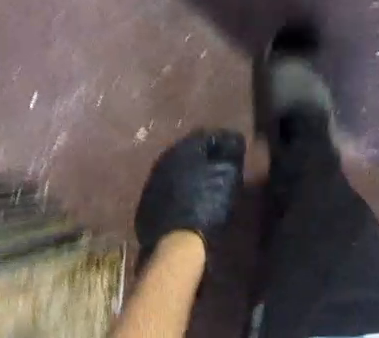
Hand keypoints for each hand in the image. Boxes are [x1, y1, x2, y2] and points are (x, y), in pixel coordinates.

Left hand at [133, 129, 245, 253]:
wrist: (178, 243)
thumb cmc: (208, 203)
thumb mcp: (229, 175)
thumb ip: (231, 153)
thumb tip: (233, 140)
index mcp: (184, 148)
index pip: (205, 136)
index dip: (220, 142)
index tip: (232, 151)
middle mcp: (164, 159)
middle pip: (187, 152)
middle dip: (202, 157)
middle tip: (217, 167)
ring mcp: (151, 183)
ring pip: (174, 170)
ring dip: (187, 174)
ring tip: (202, 185)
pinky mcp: (145, 204)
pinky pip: (164, 190)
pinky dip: (176, 191)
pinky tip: (185, 202)